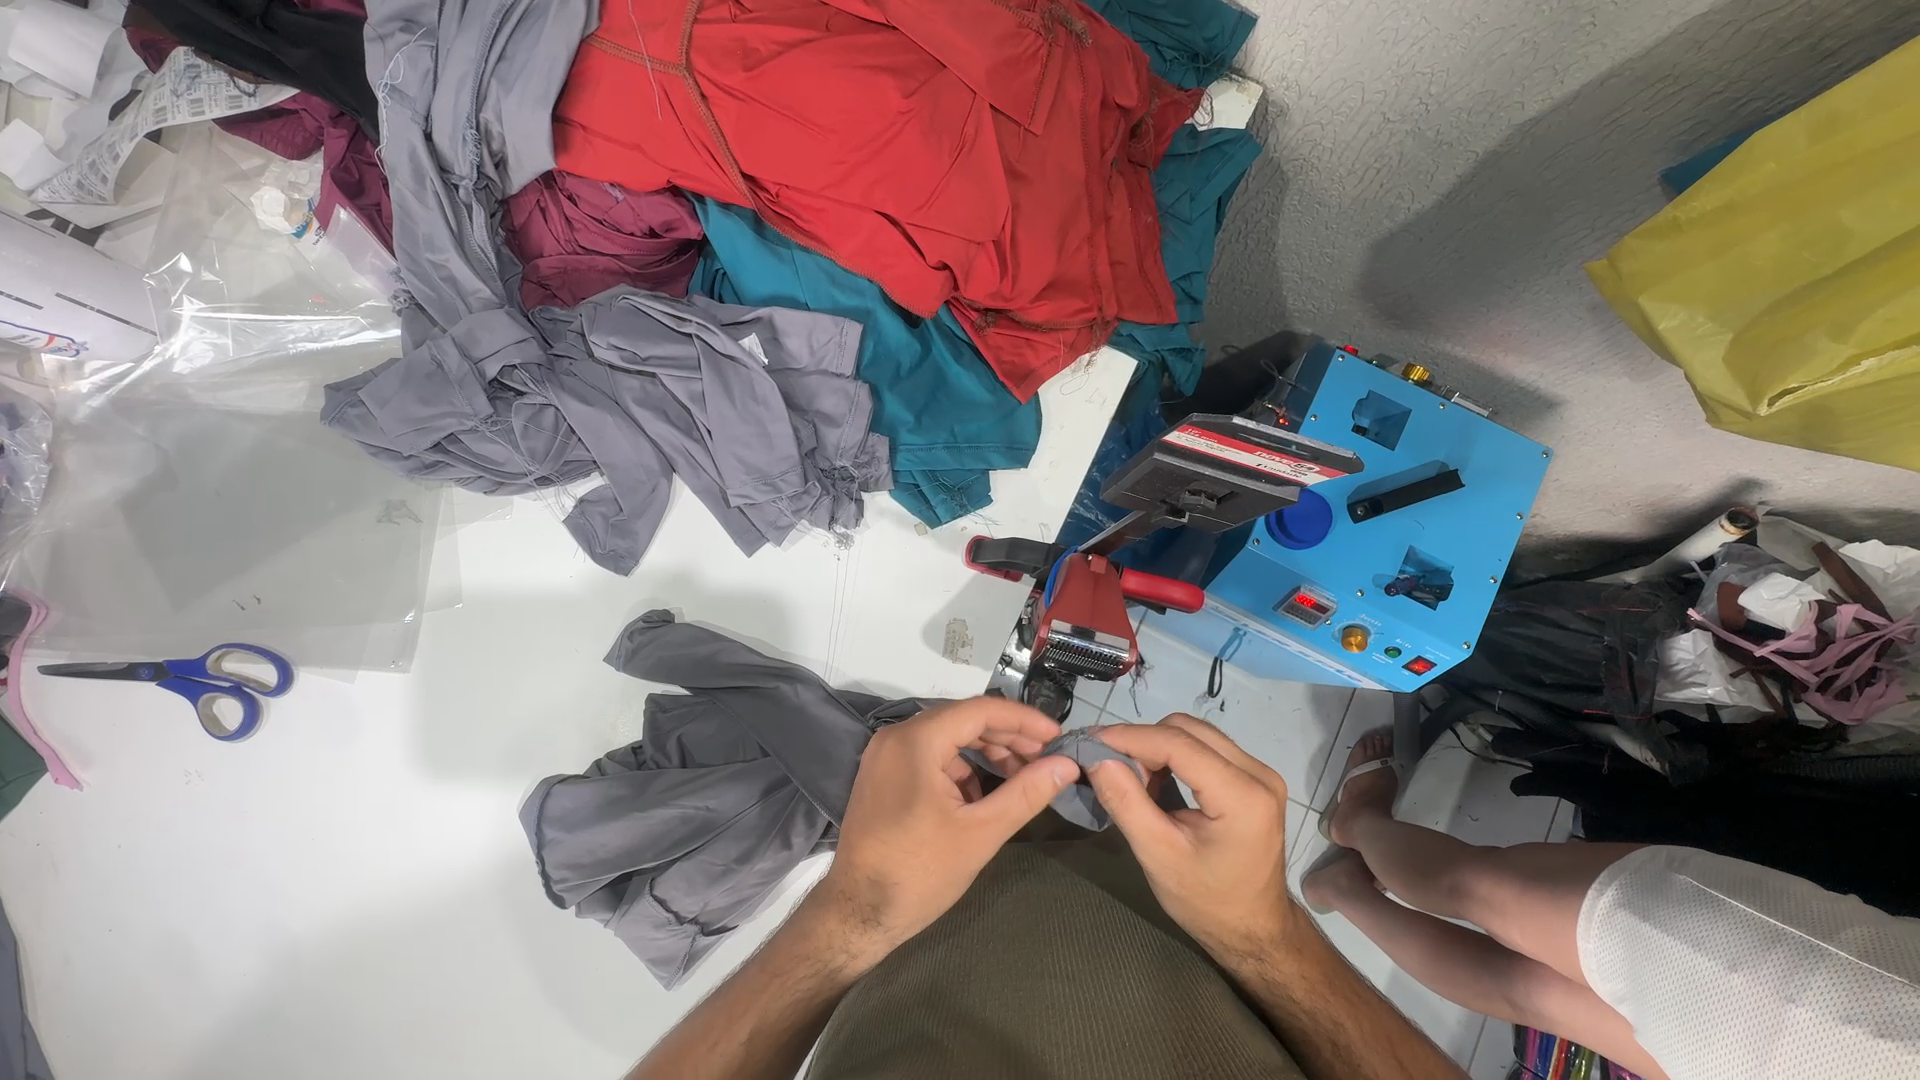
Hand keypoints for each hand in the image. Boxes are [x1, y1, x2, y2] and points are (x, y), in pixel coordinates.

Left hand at [813, 696, 1078, 963]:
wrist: (856, 916)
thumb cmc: (919, 874)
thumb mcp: (981, 833)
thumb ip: (1026, 793)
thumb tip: (1067, 764)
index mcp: (916, 741)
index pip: (980, 710)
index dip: (1024, 720)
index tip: (1058, 736)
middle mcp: (896, 737)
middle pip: (964, 720)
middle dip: (1009, 738)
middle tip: (1048, 759)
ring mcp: (886, 756)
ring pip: (948, 738)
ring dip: (987, 754)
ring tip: (1024, 777)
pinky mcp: (884, 776)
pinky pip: (931, 757)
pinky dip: (962, 768)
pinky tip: (986, 794)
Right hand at [1088, 714, 1298, 959]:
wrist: (1253, 930)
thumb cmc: (1206, 901)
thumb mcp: (1158, 856)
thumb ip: (1126, 802)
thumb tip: (1096, 758)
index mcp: (1242, 796)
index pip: (1178, 744)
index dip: (1130, 737)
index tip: (1090, 742)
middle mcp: (1258, 773)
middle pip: (1187, 730)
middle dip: (1142, 742)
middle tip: (1110, 768)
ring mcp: (1260, 772)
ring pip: (1195, 733)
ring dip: (1156, 746)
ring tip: (1132, 778)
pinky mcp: (1254, 777)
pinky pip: (1205, 746)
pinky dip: (1174, 754)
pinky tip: (1156, 781)